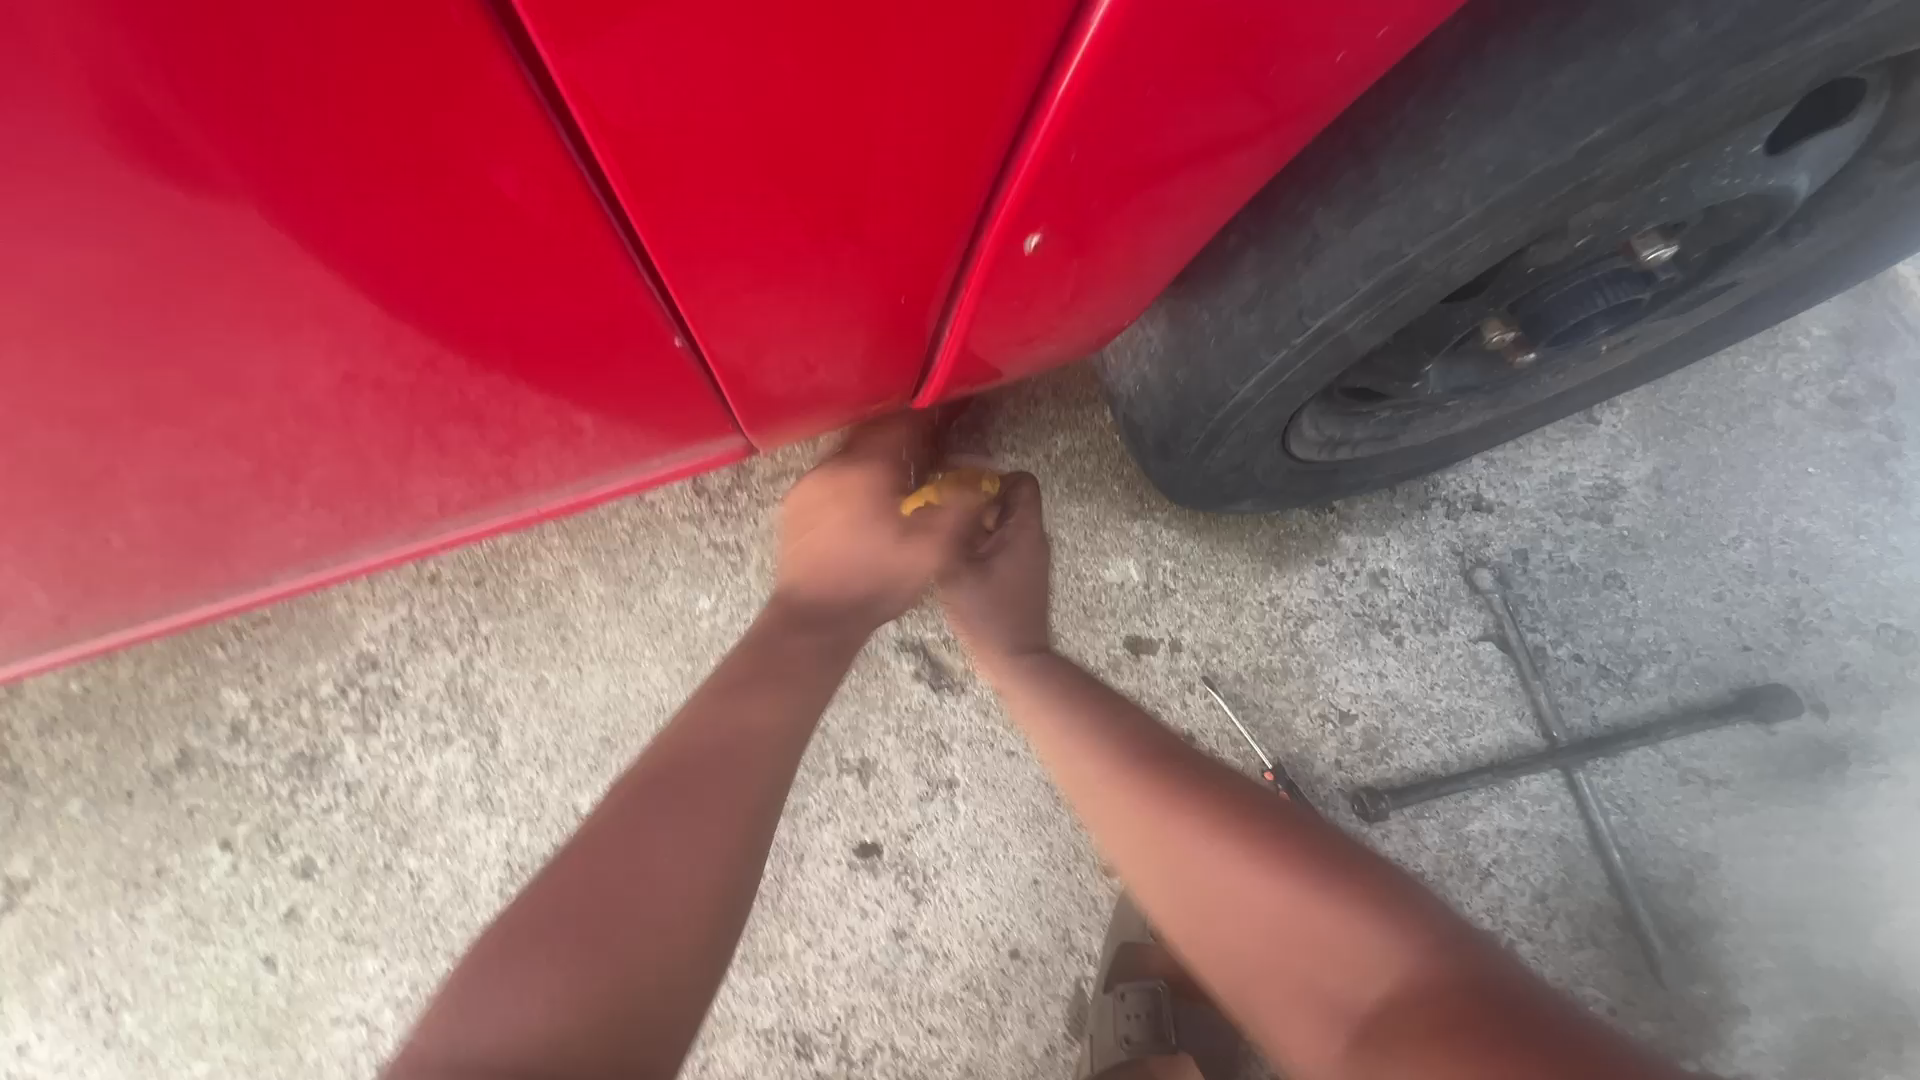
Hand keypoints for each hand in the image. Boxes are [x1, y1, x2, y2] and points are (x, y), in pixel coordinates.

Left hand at [771, 412, 991, 635]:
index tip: (945, 422)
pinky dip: (852, 481)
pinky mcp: (796, 506)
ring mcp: (809, 484)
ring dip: (875, 461)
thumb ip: (962, 507)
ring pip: (849, 457)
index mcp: (867, 467)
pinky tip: (865, 505)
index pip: (901, 423)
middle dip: (901, 440)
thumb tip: (981, 480)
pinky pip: (830, 479)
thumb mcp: (933, 549)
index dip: (927, 420)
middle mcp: (833, 465)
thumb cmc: (876, 580)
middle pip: (872, 435)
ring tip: (897, 481)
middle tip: (925, 453)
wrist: (815, 617)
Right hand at [937, 471, 1050, 675]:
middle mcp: (1035, 537)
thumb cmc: (986, 614)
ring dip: (978, 526)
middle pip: (1011, 500)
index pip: (1022, 480)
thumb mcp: (957, 567)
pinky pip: (1005, 544)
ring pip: (1005, 523)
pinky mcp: (1024, 574)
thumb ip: (953, 528)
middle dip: (978, 503)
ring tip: (951, 543)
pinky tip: (961, 564)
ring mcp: (1031, 557)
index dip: (993, 478)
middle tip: (949, 520)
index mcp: (1025, 529)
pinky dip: (984, 545)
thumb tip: (946, 495)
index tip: (963, 493)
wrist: (1015, 660)